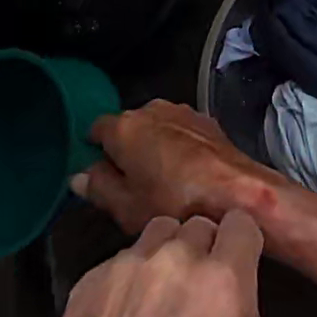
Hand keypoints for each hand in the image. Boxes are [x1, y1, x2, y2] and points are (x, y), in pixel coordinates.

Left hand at [31, 213, 265, 316]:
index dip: (240, 244)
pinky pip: (123, 259)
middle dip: (201, 252)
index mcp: (222, 284)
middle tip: (195, 289)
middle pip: (199, 226)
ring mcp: (131, 263)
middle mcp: (177, 259)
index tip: (236, 260)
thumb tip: (236, 303)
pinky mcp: (93, 275)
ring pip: (160, 232)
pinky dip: (129, 277)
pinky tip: (123, 314)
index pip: (241, 226)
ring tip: (159, 292)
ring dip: (166, 254)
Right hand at [73, 101, 285, 233]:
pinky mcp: (206, 120)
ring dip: (153, 147)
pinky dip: (176, 147)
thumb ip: (99, 187)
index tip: (97, 175)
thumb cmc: (175, 203)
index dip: (93, 151)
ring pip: (155, 128)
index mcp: (125, 127)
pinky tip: (186, 176)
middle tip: (129, 187)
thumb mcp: (127, 207)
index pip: (96, 129)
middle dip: (125, 150)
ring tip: (160, 184)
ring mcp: (181, 111)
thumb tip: (78, 175)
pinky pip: (179, 131)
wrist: (237, 192)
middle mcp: (151, 109)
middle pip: (127, 127)